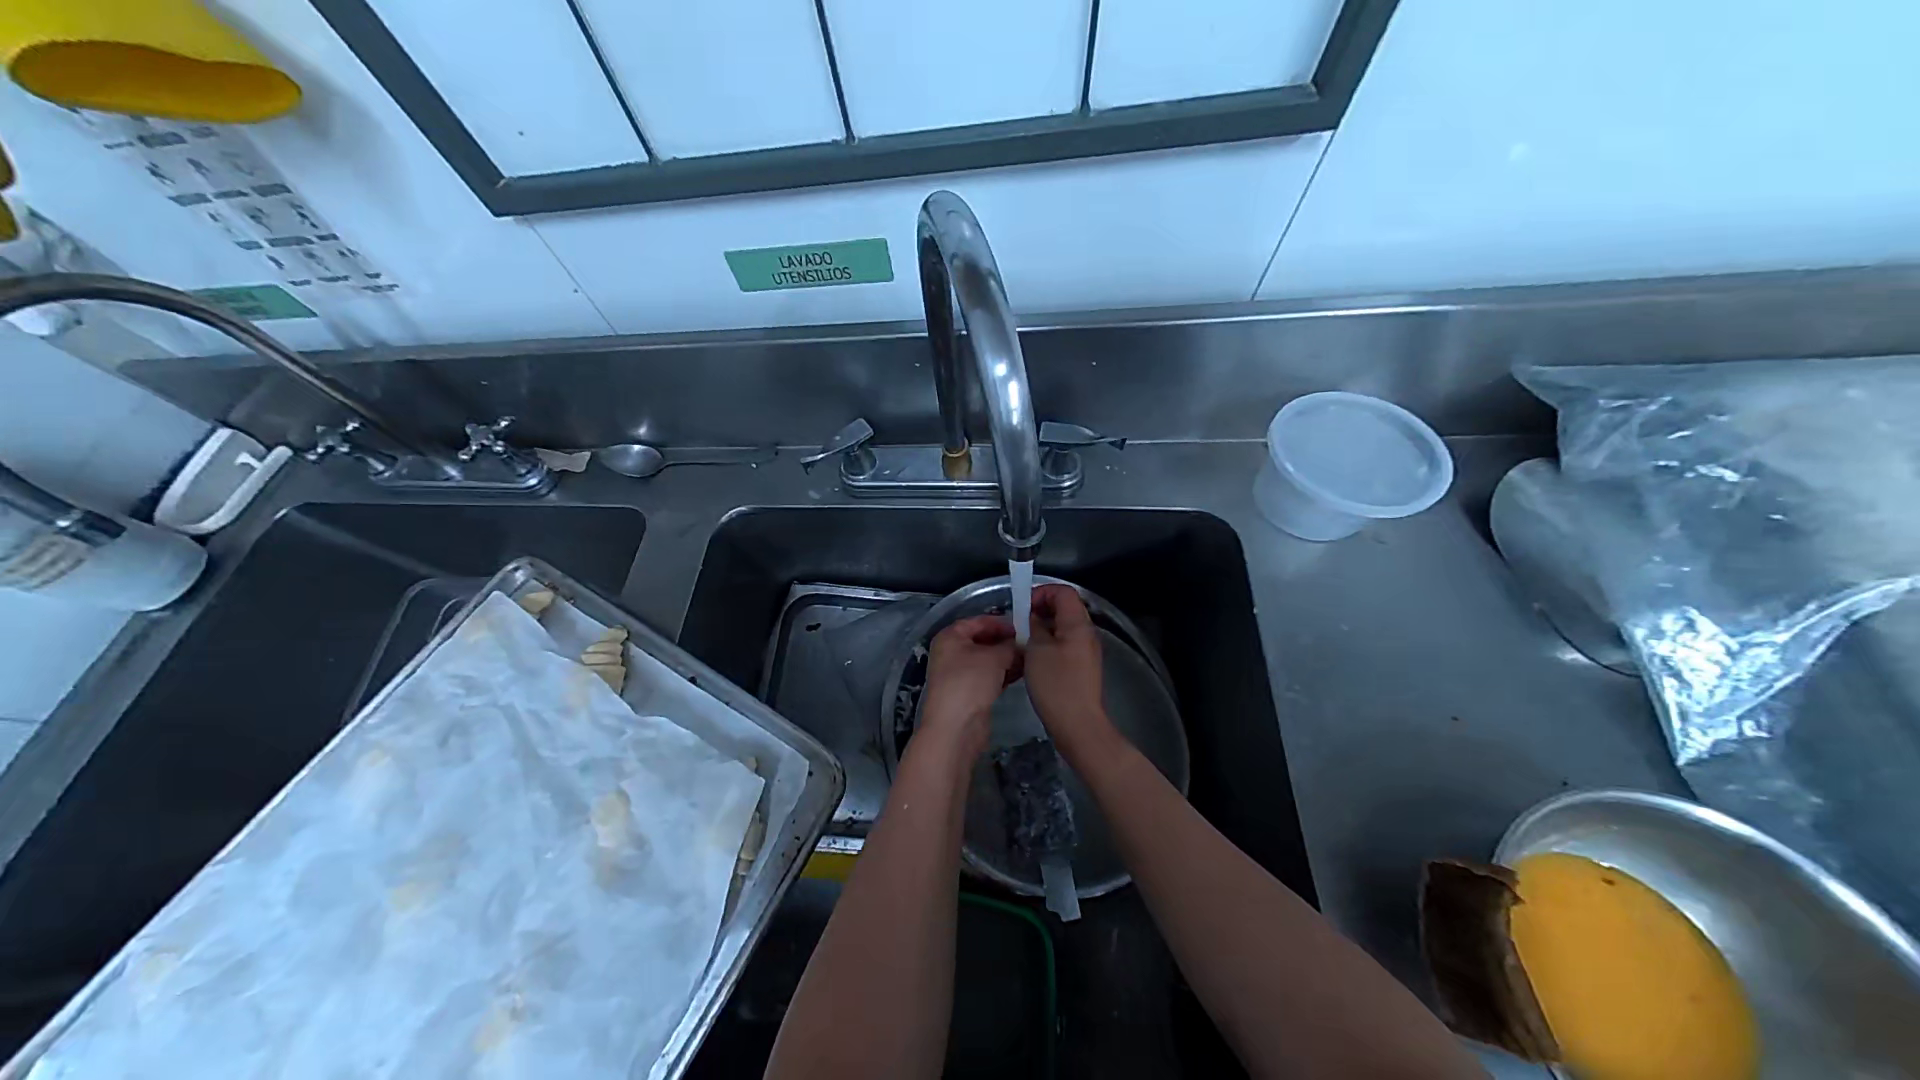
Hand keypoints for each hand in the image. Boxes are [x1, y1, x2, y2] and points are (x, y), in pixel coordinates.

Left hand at [917, 615, 1018, 761]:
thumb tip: (1020, 644)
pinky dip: (1003, 673)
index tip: (1022, 627)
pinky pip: (989, 676)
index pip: (977, 621)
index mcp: (951, 637)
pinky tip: (1022, 674)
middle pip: (982, 641)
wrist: (956, 725)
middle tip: (1029, 644)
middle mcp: (952, 653)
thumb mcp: (994, 657)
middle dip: (1005, 642)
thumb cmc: (970, 681)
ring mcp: (959, 674)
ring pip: (987, 660)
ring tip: (1030, 659)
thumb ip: (1010, 646)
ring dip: (1007, 659)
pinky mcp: (969, 692)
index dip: (1000, 623)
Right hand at [1024, 584, 1118, 760]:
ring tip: (1023, 640)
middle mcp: (1086, 633)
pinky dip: (1049, 642)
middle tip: (1020, 623)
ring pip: (1064, 627)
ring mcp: (1086, 650)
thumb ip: (1034, 626)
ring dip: (1043, 627)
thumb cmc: (1056, 684)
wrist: (1077, 724)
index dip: (1042, 592)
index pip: (1063, 591)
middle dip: (1041, 609)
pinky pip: (1065, 643)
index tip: (1023, 606)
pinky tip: (1034, 657)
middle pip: (1065, 607)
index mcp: (1078, 624)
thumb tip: (1033, 617)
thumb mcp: (1036, 650)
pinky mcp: (1082, 666)